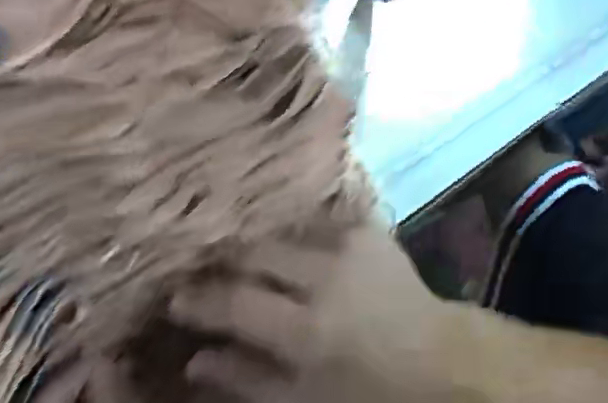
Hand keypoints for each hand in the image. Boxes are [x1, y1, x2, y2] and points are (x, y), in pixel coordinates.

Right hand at [171, 220, 454, 402]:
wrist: (432, 354)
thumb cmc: (363, 391)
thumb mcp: (300, 402)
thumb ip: (245, 378)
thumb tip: (195, 358)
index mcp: (306, 328)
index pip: (236, 301)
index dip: (200, 298)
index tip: (176, 295)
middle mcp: (325, 274)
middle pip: (257, 254)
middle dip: (226, 262)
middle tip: (205, 271)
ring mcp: (349, 243)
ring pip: (284, 233)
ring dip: (259, 245)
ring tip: (240, 256)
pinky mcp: (367, 227)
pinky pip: (317, 223)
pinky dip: (295, 236)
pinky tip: (284, 246)